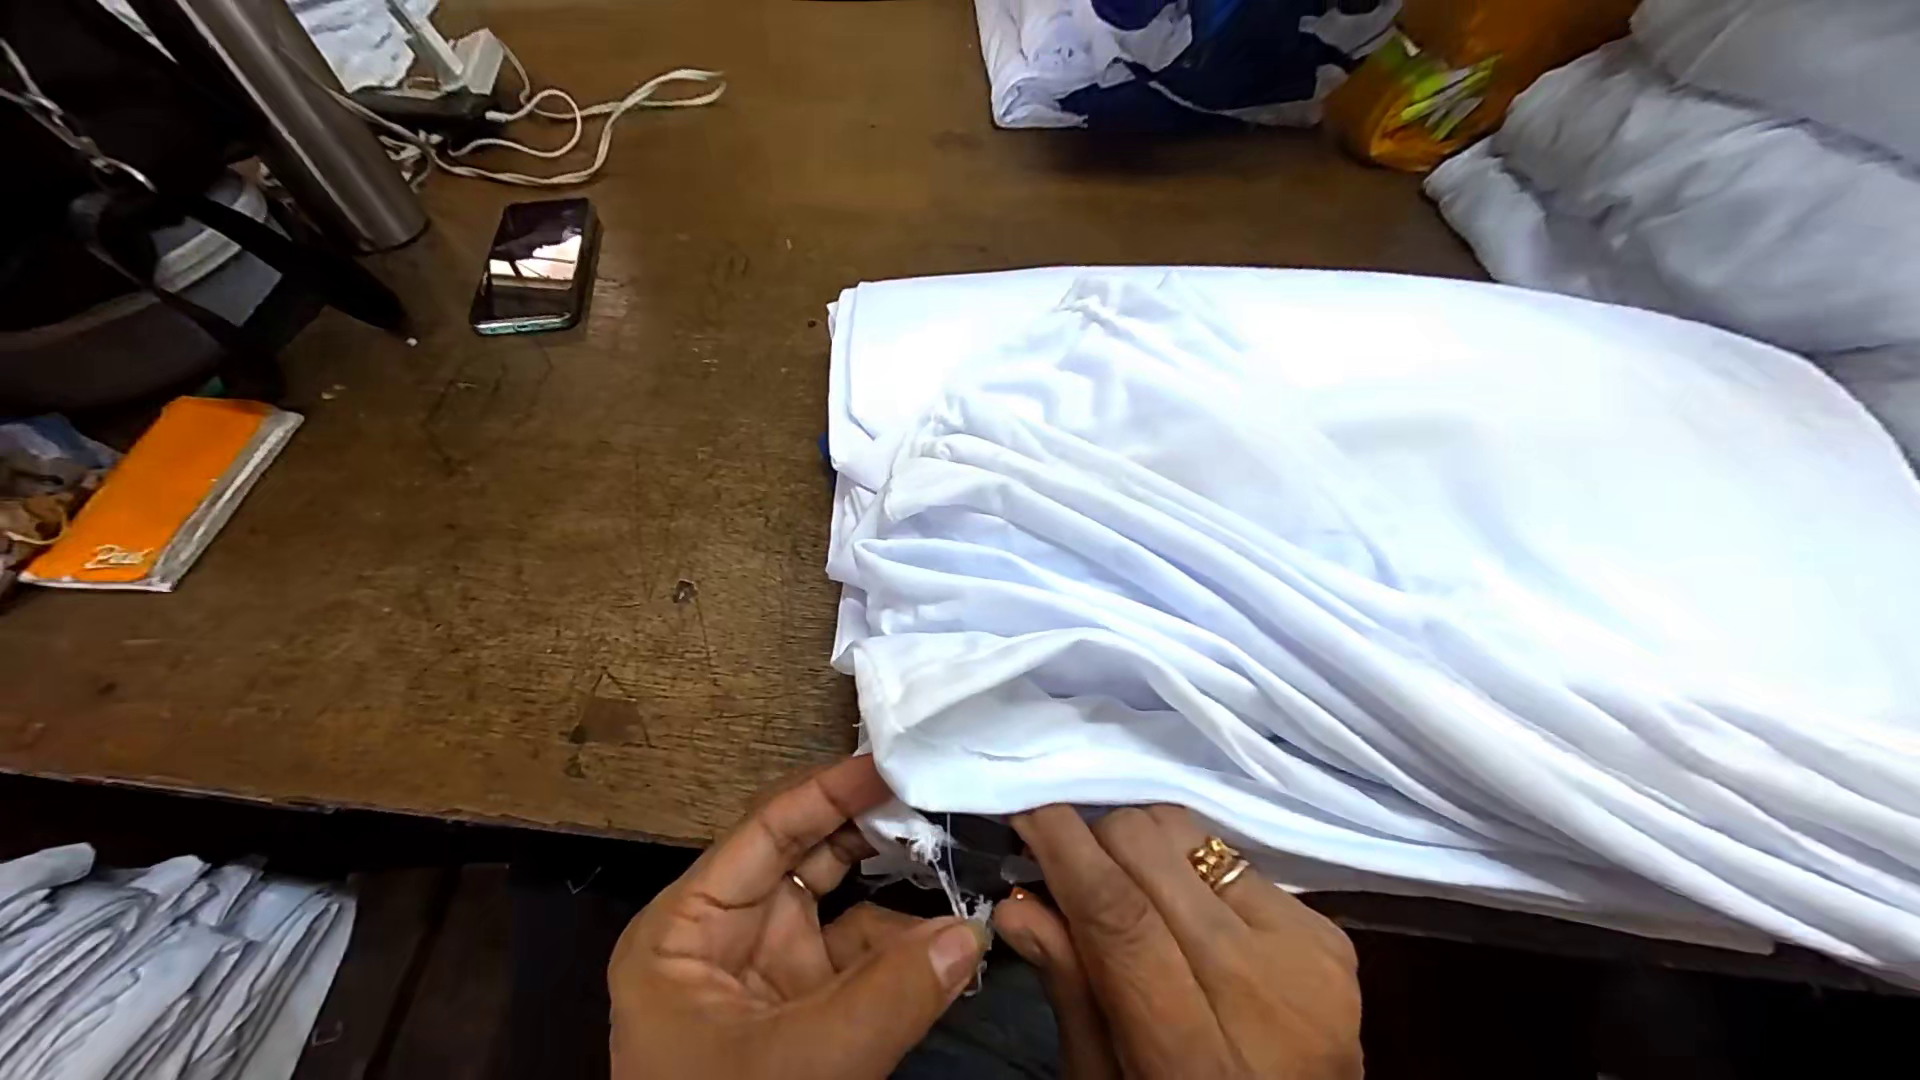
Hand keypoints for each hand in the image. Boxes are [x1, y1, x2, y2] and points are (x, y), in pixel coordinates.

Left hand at [608, 756, 990, 1079]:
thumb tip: (973, 933)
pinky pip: (863, 951)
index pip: (767, 827)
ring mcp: (769, 963)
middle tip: (930, 792)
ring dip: (896, 877)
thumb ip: (888, 997)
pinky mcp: (806, 1000)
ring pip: (840, 894)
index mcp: (687, 925)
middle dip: (869, 823)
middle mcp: (726, 928)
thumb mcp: (798, 1066)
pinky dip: (906, 943)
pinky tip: (950, 939)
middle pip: (806, 848)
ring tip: (952, 848)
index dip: (831, 788)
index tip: (893, 762)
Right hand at [993, 805, 1361, 1079]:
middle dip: (1095, 837)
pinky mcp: (1328, 933)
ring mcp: (1308, 954)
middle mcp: (1266, 994)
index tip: (1026, 810)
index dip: (1065, 848)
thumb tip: (1016, 903)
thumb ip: (1069, 985)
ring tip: (1128, 880)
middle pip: (1150, 848)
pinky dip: (1185, 860)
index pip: (1119, 916)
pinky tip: (1183, 900)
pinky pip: (1226, 850)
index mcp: (1199, 1062)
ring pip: (1184, 829)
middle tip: (1073, 862)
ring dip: (1140, 842)